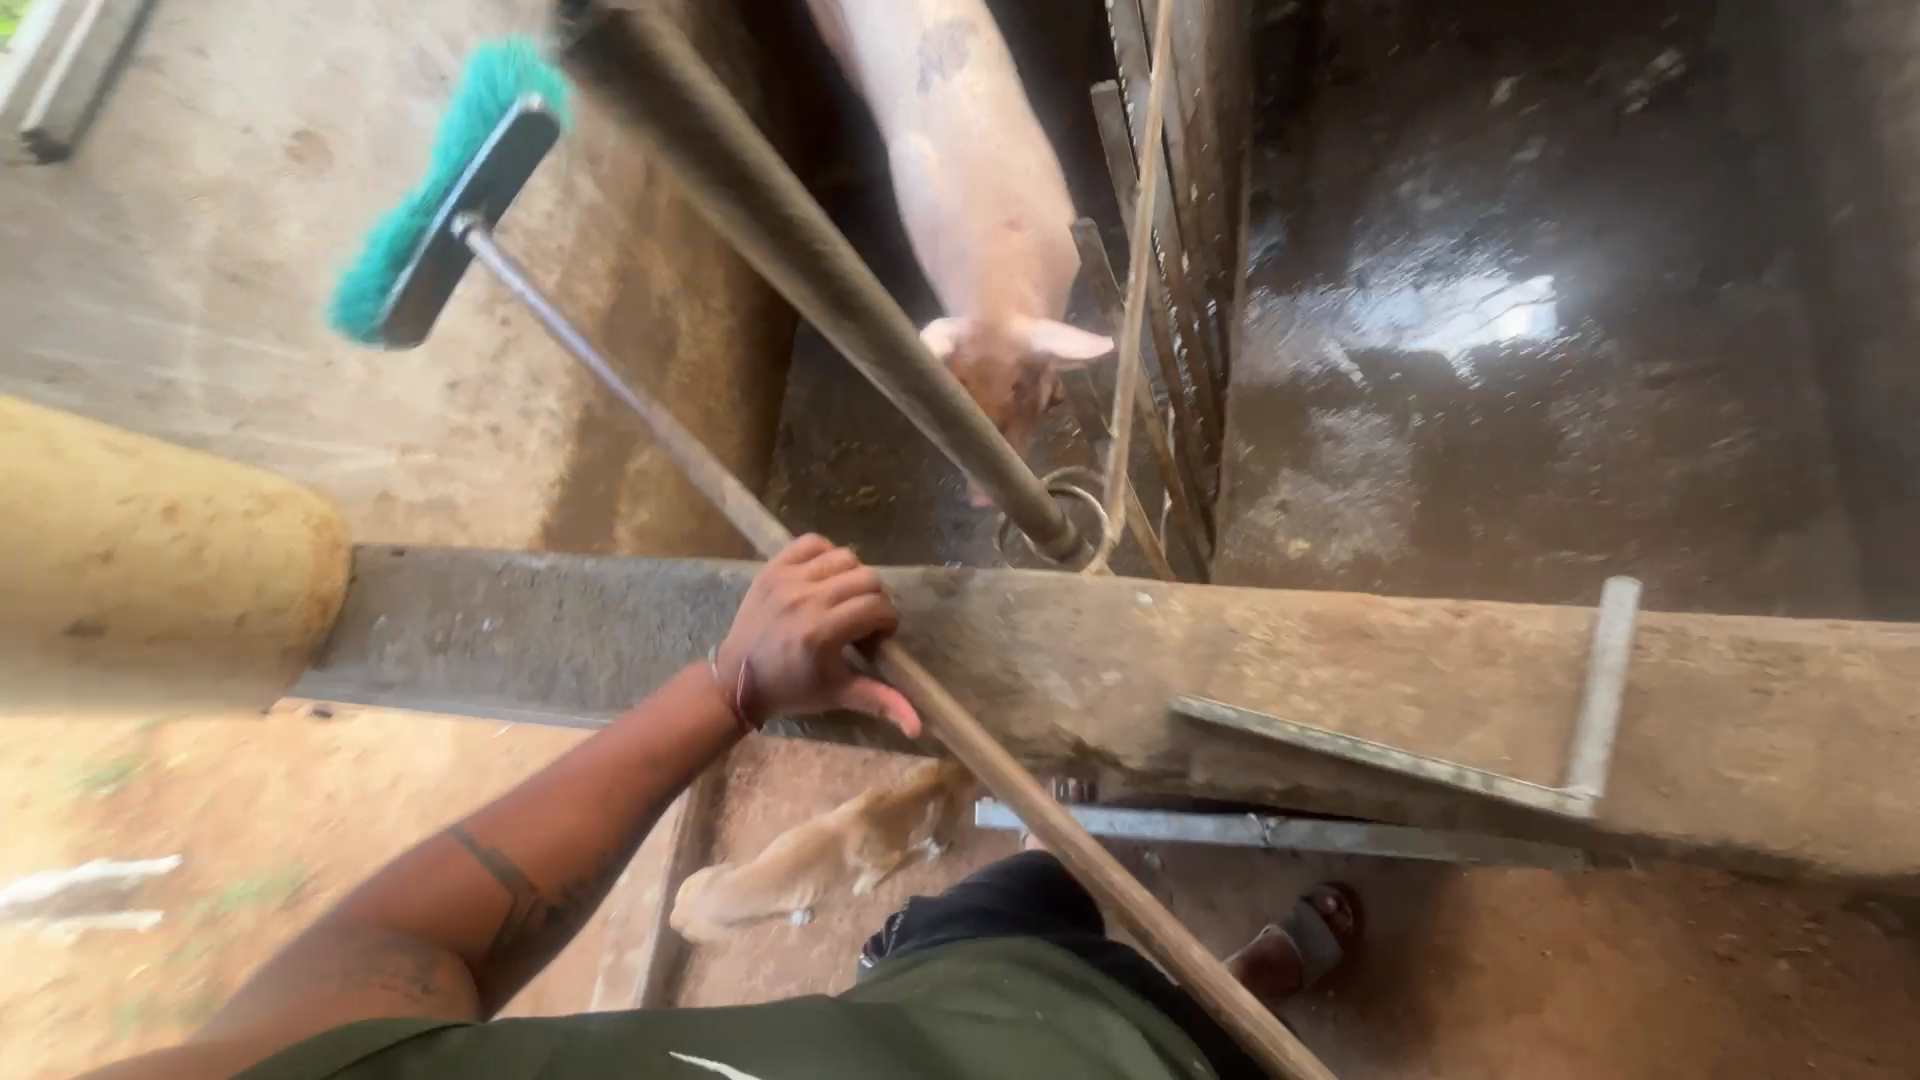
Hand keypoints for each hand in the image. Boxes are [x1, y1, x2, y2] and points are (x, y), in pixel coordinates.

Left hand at [715, 535, 921, 736]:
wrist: (736, 678)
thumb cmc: (792, 689)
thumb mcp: (838, 695)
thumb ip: (881, 702)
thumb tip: (919, 726)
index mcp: (823, 632)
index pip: (877, 607)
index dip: (887, 621)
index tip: (877, 637)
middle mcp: (806, 599)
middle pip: (867, 578)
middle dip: (875, 599)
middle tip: (864, 619)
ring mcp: (787, 579)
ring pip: (845, 556)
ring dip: (854, 576)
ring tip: (846, 597)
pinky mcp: (772, 567)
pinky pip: (811, 542)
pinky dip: (826, 554)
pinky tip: (826, 576)